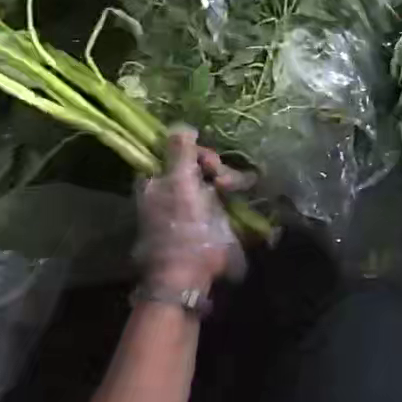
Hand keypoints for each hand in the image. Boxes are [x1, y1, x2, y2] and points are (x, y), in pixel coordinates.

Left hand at [135, 126, 252, 293]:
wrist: (189, 275)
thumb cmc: (180, 227)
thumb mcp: (178, 182)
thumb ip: (179, 151)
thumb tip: (182, 126)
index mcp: (156, 180)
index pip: (177, 151)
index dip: (194, 152)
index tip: (208, 163)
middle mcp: (172, 190)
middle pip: (198, 164)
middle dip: (214, 167)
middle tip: (222, 179)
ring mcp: (191, 206)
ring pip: (213, 177)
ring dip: (227, 177)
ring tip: (234, 188)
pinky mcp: (209, 219)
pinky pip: (224, 195)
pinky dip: (234, 190)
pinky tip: (245, 188)